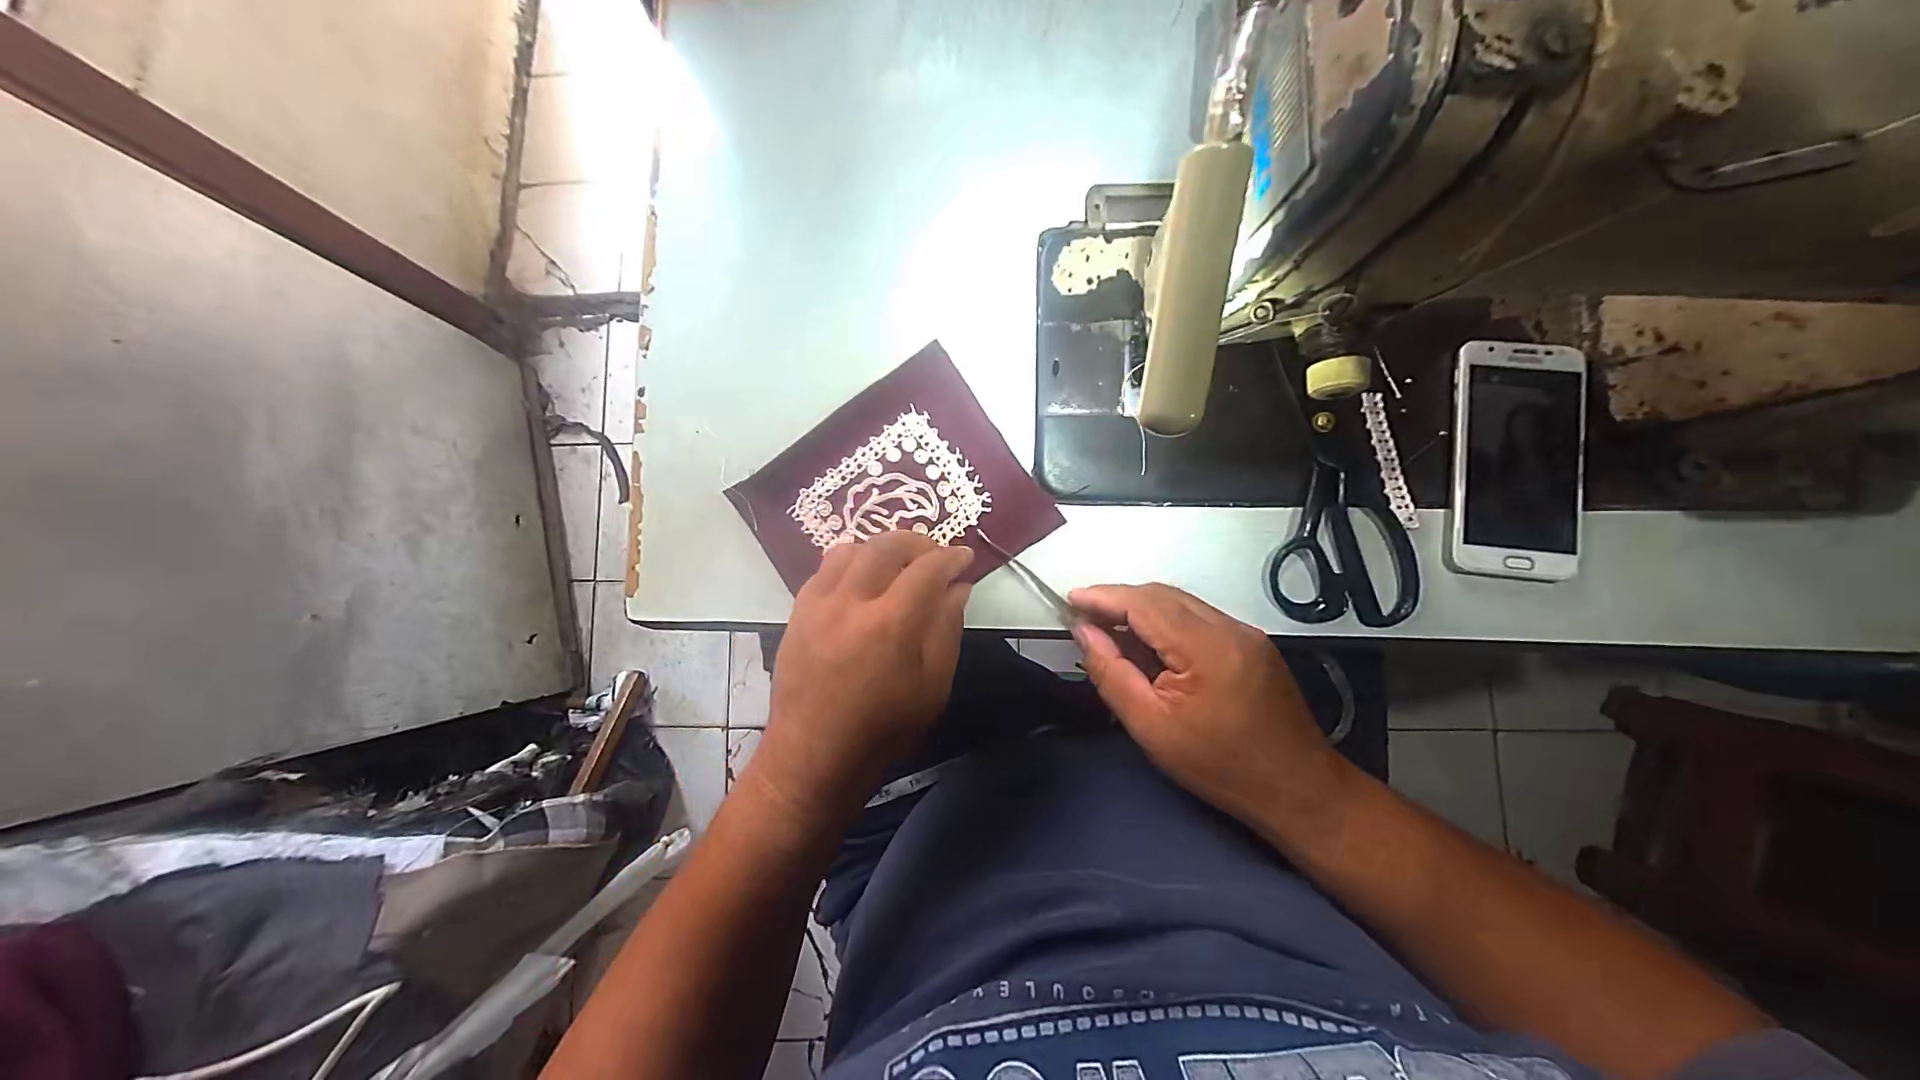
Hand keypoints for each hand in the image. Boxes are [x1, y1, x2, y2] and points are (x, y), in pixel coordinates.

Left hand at [752, 532, 973, 822]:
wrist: (814, 753)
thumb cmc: (883, 728)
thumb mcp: (933, 686)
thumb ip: (947, 629)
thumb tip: (958, 588)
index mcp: (891, 624)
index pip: (928, 568)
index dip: (952, 557)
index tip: (965, 556)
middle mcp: (851, 602)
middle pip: (886, 546)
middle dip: (917, 542)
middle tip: (934, 553)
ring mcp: (819, 604)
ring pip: (851, 549)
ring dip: (881, 547)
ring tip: (897, 561)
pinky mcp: (798, 611)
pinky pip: (824, 568)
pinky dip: (850, 561)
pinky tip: (861, 577)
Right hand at [1068, 583, 1350, 824]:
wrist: (1297, 790)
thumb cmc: (1220, 767)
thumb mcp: (1151, 727)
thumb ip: (1111, 673)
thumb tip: (1084, 632)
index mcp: (1207, 647)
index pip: (1144, 603)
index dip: (1103, 597)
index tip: (1071, 600)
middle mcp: (1230, 628)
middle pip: (1163, 595)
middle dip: (1119, 600)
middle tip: (1084, 617)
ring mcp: (1246, 634)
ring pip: (1182, 604)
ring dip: (1142, 609)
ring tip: (1109, 630)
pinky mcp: (1252, 644)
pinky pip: (1199, 619)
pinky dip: (1166, 622)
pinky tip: (1148, 644)